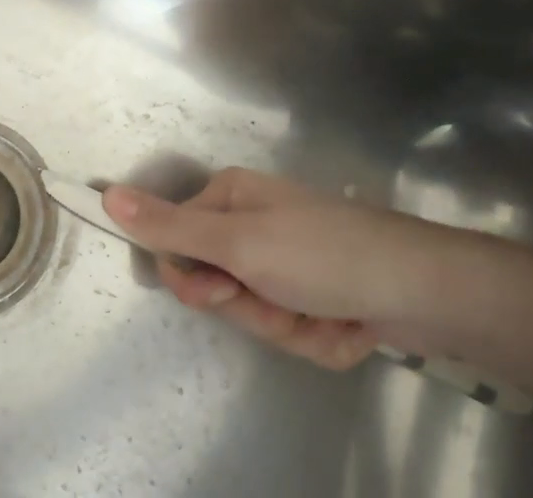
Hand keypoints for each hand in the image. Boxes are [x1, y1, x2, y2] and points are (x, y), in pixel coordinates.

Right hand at [102, 168, 480, 369]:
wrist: (427, 293)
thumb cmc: (323, 254)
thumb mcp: (237, 243)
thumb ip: (168, 227)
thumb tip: (105, 195)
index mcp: (229, 201)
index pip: (175, 246)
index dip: (196, 281)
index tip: (225, 290)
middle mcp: (253, 228)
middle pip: (217, 287)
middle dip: (254, 310)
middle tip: (286, 303)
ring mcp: (288, 265)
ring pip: (256, 315)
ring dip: (291, 328)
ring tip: (328, 316)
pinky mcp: (318, 297)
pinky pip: (293, 329)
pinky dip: (319, 337)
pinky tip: (349, 326)